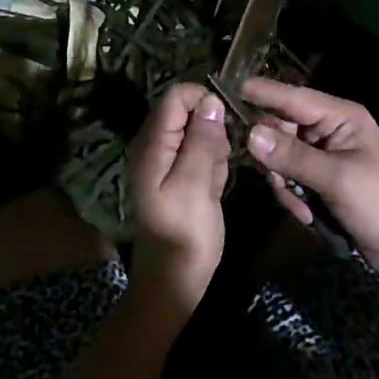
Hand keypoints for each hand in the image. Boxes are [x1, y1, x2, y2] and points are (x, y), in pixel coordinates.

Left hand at [125, 82, 229, 316]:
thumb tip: (211, 100)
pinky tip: (213, 188)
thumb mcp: (196, 185)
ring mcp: (166, 162)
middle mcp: (155, 147)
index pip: (176, 97)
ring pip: (199, 134)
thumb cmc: (185, 234)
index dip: (204, 101)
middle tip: (218, 162)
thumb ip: (202, 140)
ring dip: (215, 151)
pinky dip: (213, 166)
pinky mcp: (179, 176)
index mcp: (152, 145)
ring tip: (214, 180)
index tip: (226, 123)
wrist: (175, 281)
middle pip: (188, 112)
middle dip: (212, 130)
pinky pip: (201, 155)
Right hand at [240, 78, 378, 288]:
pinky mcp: (324, 183)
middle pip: (281, 130)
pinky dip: (295, 198)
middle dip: (274, 158)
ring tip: (302, 207)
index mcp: (341, 117)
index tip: (226, 88)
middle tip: (277, 181)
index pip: (293, 97)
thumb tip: (250, 132)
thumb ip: (292, 156)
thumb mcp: (337, 179)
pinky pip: (293, 181)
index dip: (262, 93)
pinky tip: (309, 217)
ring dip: (286, 185)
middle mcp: (331, 131)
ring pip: (282, 160)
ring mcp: (326, 158)